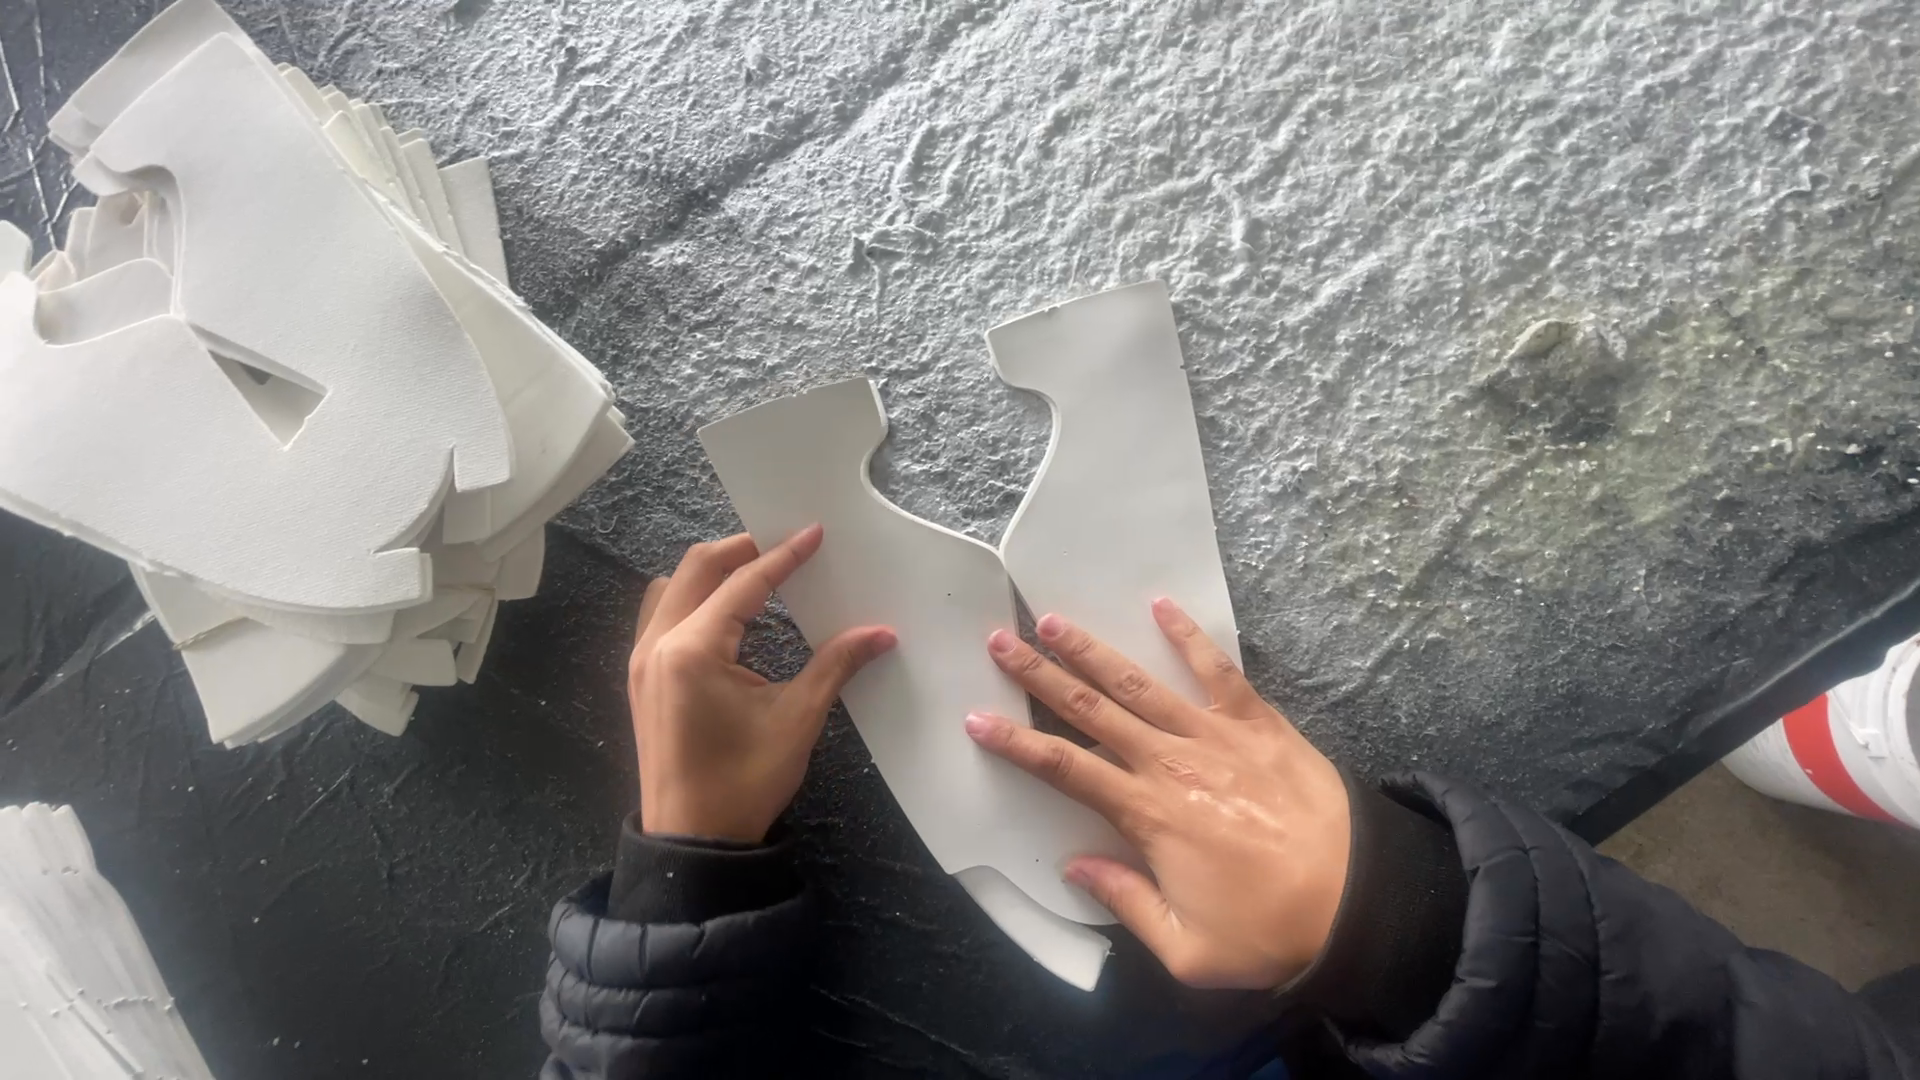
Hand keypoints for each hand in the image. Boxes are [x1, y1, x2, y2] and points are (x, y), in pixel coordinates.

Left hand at [628, 525, 895, 841]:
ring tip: (756, 573)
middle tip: (785, 547)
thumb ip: (836, 664)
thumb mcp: (797, 718)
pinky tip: (725, 612)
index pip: (744, 584)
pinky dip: (693, 597)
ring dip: (713, 571)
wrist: (693, 843)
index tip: (813, 534)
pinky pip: (661, 613)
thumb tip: (882, 633)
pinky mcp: (640, 677)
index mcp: (693, 650)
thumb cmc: (745, 781)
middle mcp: (657, 644)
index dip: (783, 556)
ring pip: (673, 587)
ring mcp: (641, 660)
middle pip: (697, 568)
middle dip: (743, 550)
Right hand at [963, 600, 1349, 989]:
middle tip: (999, 640)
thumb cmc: (1270, 929)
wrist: (1361, 902)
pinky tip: (1160, 604)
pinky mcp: (1254, 719)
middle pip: (1089, 709)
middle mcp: (1168, 760)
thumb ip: (1127, 902)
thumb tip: (1075, 866)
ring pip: (1138, 682)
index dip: (1015, 742)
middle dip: (1038, 674)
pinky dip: (1188, 636)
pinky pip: (1216, 669)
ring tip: (1052, 620)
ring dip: (1090, 650)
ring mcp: (1212, 733)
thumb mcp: (1190, 949)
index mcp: (1146, 812)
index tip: (978, 718)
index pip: (1064, 768)